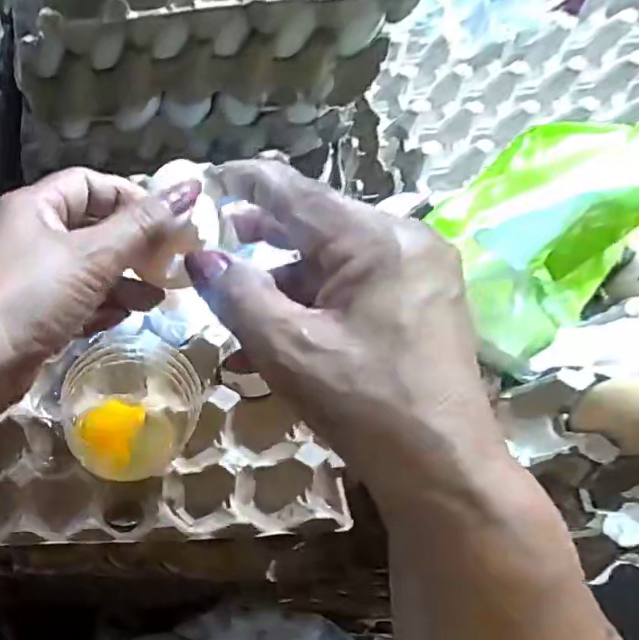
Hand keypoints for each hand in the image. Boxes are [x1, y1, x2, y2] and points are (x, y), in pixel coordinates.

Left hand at [0, 167, 199, 402]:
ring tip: (156, 300)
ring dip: (121, 283)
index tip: (168, 221)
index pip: (91, 184)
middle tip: (168, 265)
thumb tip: (191, 187)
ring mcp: (26, 280)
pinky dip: (97, 308)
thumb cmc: (31, 299)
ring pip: (84, 272)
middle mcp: (28, 238)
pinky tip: (121, 318)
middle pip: (91, 230)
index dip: (132, 198)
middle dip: (132, 248)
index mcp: (35, 208)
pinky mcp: (28, 318)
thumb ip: (142, 226)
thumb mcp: (92, 258)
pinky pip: (71, 304)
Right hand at [186, 160, 505, 502]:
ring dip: (276, 290)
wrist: (437, 462)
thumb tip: (200, 257)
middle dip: (259, 242)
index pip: (298, 195)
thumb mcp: (286, 346)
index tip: (210, 177)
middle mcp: (404, 244)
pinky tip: (270, 343)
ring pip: (328, 268)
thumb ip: (238, 295)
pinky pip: (347, 295)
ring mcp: (416, 277)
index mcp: (377, 240)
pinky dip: (305, 312)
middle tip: (211, 246)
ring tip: (232, 315)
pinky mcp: (416, 308)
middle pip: (315, 230)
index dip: (249, 185)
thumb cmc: (360, 399)